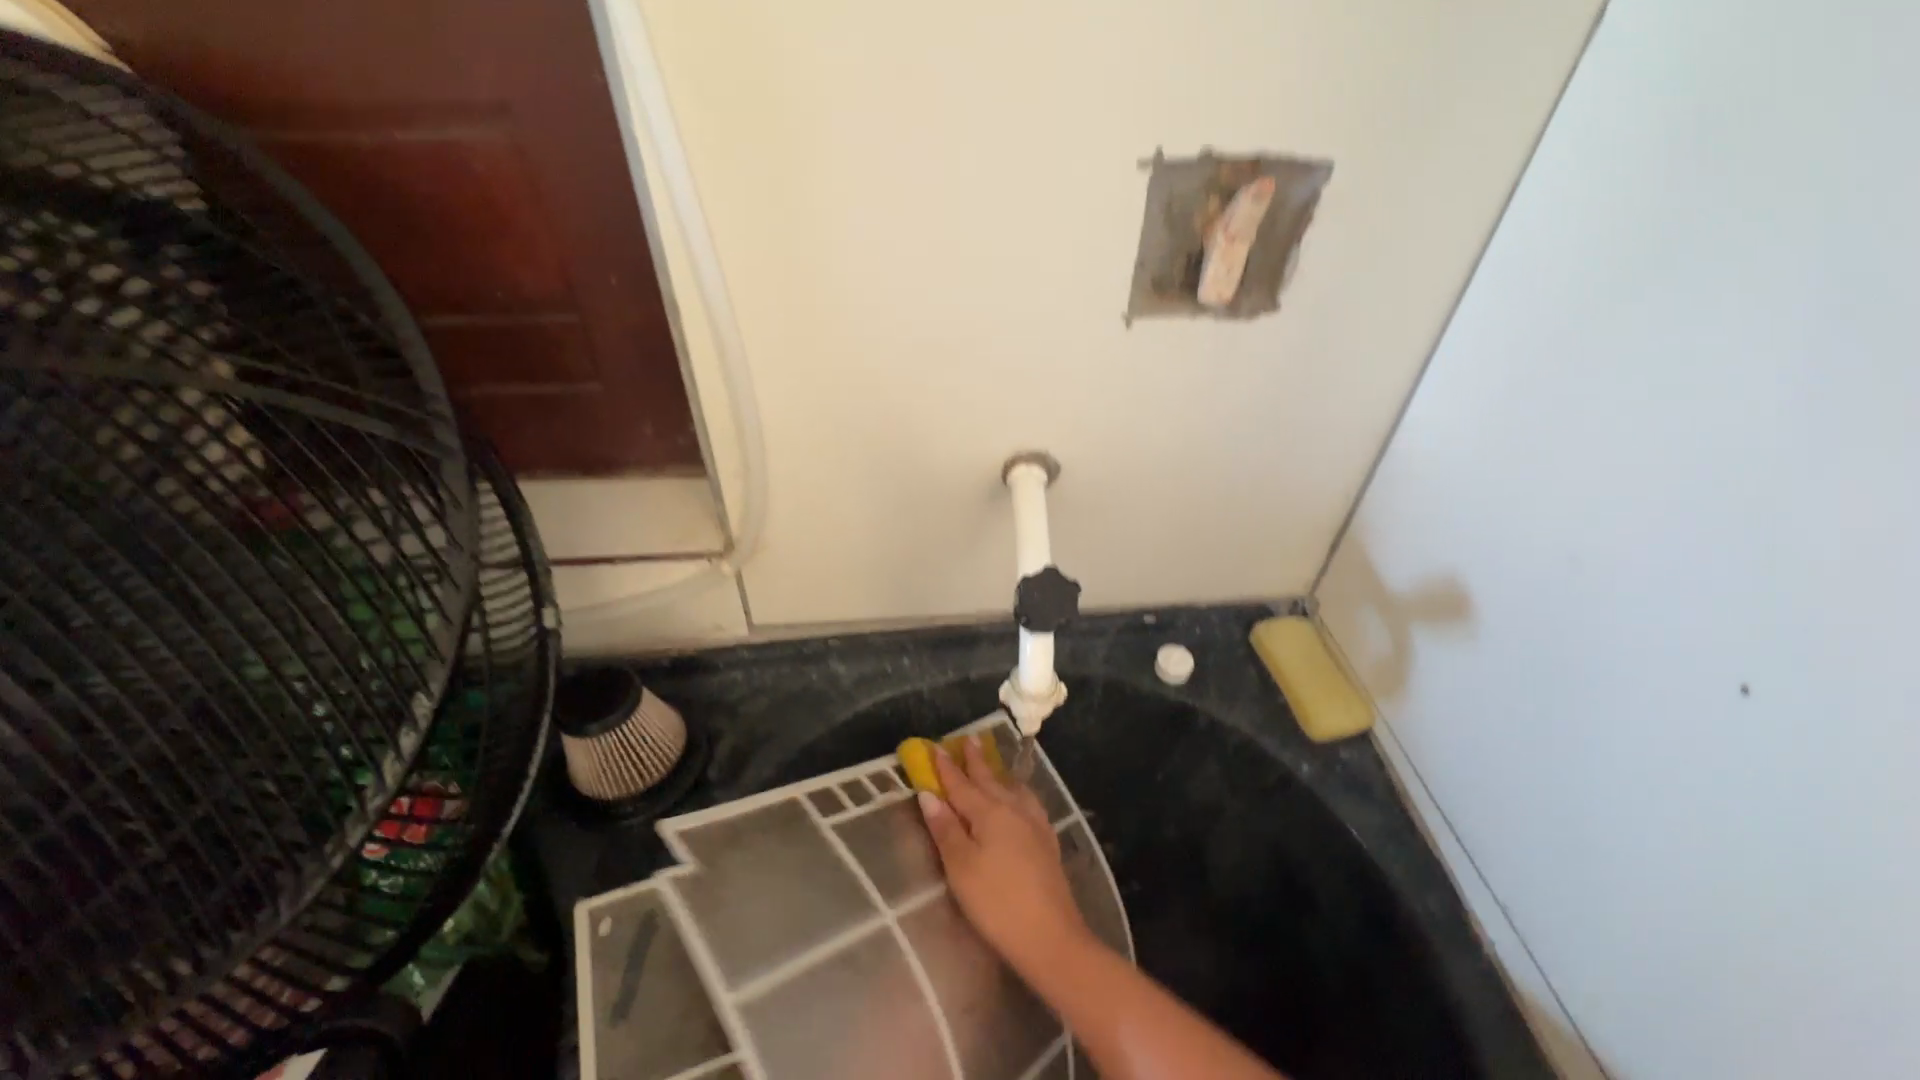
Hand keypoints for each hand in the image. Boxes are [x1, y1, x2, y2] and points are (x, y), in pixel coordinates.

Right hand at [917, 735, 1090, 972]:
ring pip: (1013, 790)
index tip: (934, 747)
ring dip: (998, 775)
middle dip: (976, 761)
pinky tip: (1020, 801)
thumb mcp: (961, 868)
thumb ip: (946, 829)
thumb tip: (929, 794)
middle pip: (991, 780)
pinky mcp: (1047, 843)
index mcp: (990, 812)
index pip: (962, 784)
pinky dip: (1017, 793)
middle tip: (969, 738)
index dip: (946, 767)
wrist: (1051, 937)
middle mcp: (1014, 810)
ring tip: (992, 765)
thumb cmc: (996, 903)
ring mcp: (1035, 826)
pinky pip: (1028, 804)